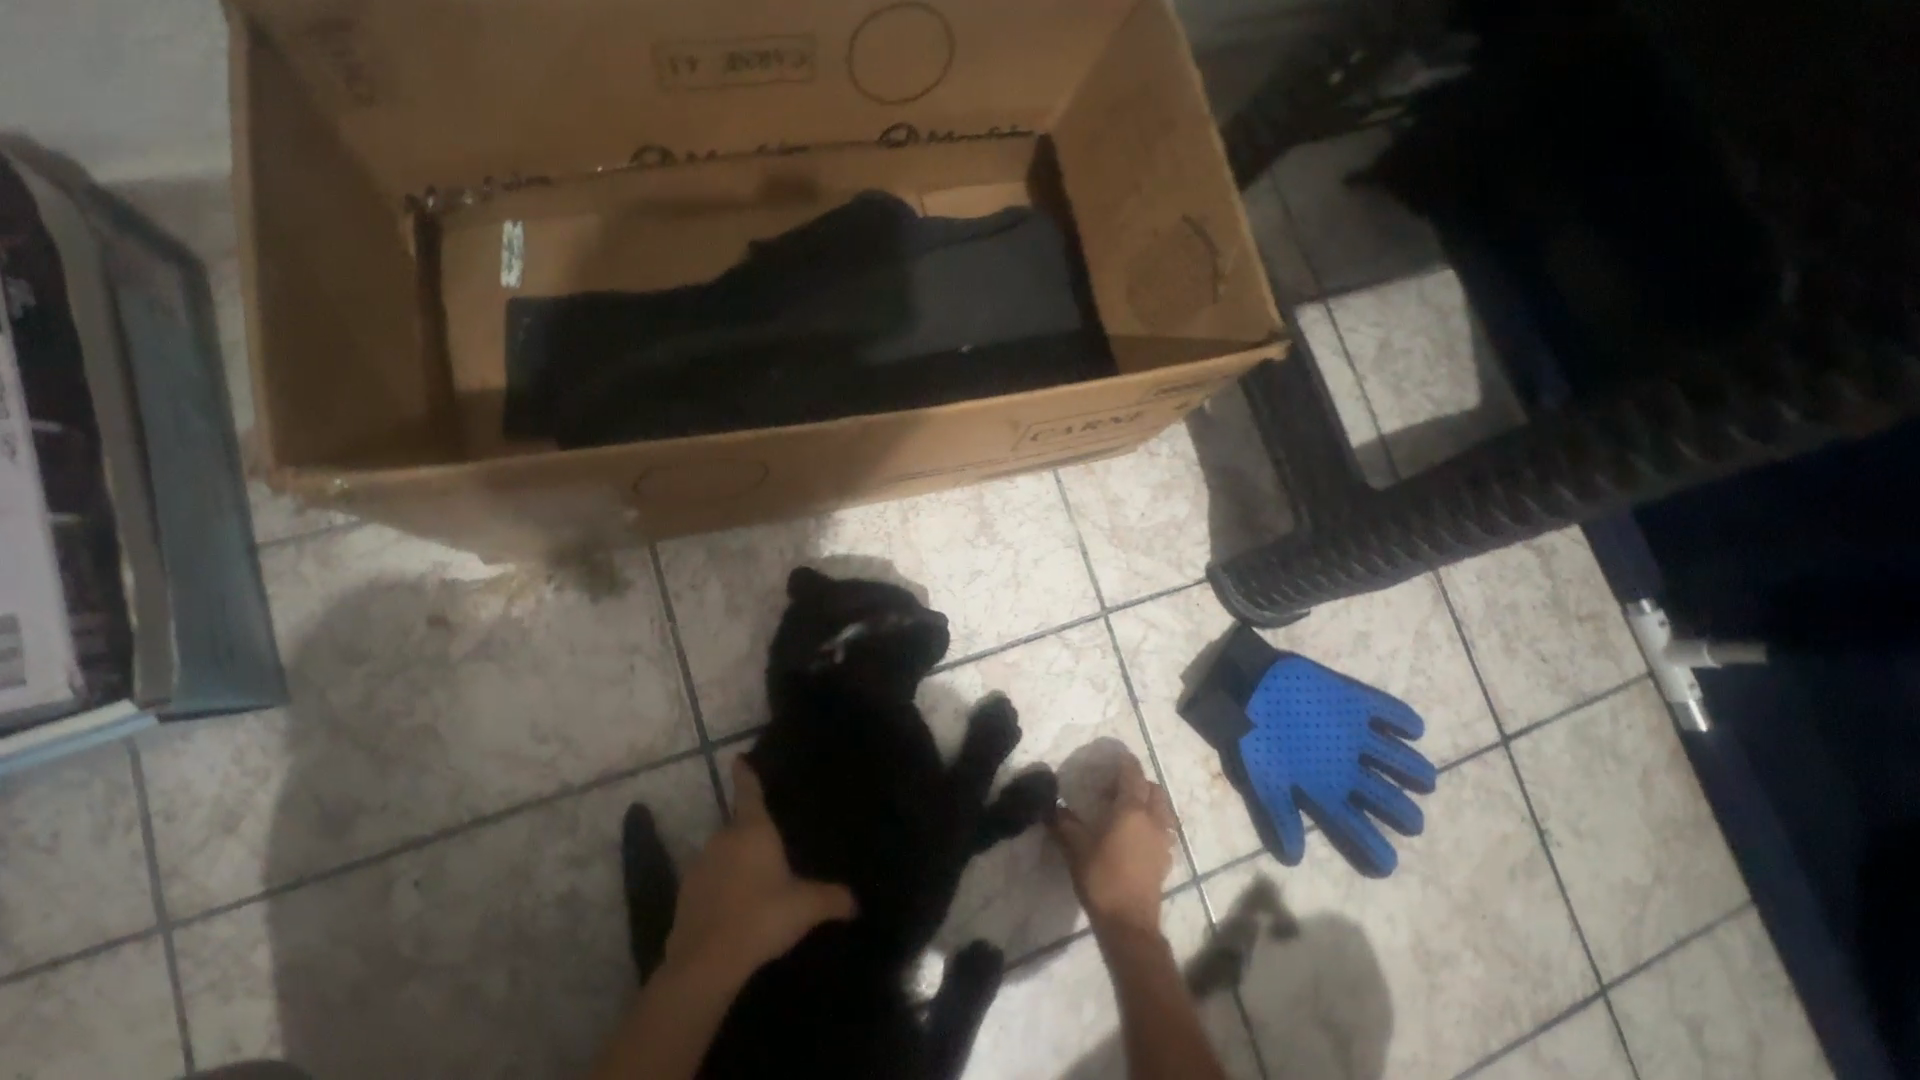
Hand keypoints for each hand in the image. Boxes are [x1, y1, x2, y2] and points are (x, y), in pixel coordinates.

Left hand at [660, 758, 857, 985]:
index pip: (749, 792)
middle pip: (738, 826)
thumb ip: (833, 898)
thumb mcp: (807, 907)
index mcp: (753, 831)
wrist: (706, 960)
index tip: (739, 759)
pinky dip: (723, 886)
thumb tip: (857, 901)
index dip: (746, 774)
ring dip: (737, 862)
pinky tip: (737, 908)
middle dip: (753, 833)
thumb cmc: (761, 917)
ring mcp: (700, 865)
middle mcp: (723, 839)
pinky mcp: (686, 893)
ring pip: (723, 854)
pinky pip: (710, 880)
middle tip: (773, 845)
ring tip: (757, 882)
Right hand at [1049, 751, 1177, 936]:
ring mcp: (1163, 840)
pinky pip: (1163, 829)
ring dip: (1149, 802)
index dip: (1125, 762)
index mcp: (1131, 810)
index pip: (1132, 775)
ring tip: (1128, 809)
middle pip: (1153, 789)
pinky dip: (1153, 822)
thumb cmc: (1101, 878)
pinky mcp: (1165, 859)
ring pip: (1162, 809)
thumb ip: (1064, 824)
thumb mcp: (1075, 848)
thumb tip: (1051, 807)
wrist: (1129, 923)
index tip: (1115, 756)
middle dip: (1138, 781)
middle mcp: (1152, 819)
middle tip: (1115, 786)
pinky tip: (1136, 835)